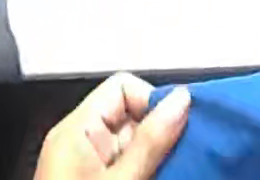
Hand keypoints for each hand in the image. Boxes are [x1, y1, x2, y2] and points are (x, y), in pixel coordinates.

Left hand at [32, 73, 190, 179]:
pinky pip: (126, 169)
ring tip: (174, 173)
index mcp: (76, 130)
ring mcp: (83, 171)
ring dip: (157, 158)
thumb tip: (183, 97)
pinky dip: (146, 175)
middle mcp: (78, 144)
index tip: (174, 131)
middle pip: (130, 116)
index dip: (152, 102)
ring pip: (133, 145)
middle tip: (182, 157)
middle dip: (159, 134)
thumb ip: (152, 141)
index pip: (124, 88)